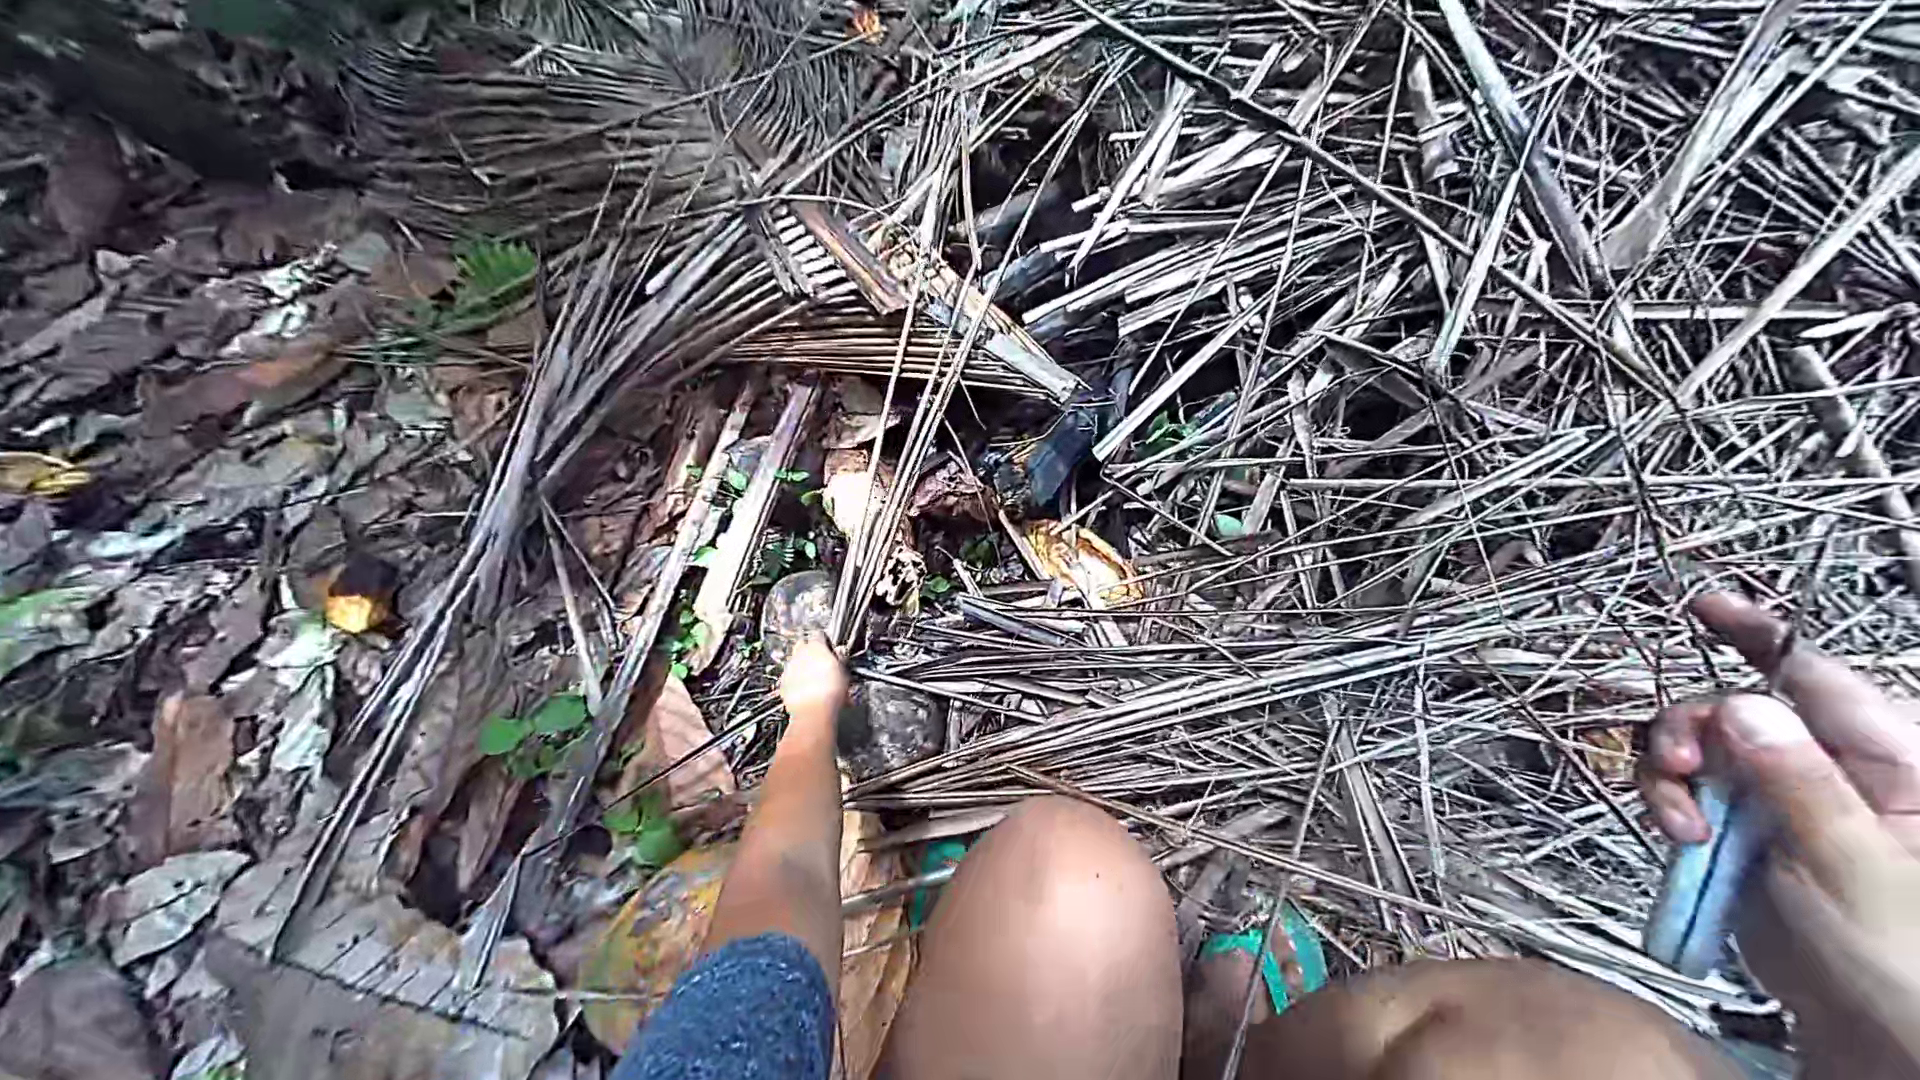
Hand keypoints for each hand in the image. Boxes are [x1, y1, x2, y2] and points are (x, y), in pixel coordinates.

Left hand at [779, 634, 847, 725]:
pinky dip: (796, 680)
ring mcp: (790, 668)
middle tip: (821, 661)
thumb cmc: (830, 692)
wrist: (814, 712)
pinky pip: (789, 676)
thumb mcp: (844, 672)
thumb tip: (840, 654)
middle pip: (803, 645)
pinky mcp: (783, 683)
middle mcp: (800, 654)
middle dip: (810, 650)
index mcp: (816, 647)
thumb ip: (840, 659)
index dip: (825, 641)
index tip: (829, 647)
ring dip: (802, 666)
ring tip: (815, 678)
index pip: (818, 635)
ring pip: (795, 661)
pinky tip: (806, 689)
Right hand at [1641, 592, 1919, 1078]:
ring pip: (1696, 746)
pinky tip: (1676, 833)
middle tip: (1678, 770)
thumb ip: (1802, 784)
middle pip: (1735, 711)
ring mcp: (1779, 799)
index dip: (1761, 638)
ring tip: (1678, 822)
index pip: (1824, 683)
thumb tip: (1745, 703)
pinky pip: (1680, 785)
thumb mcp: (1859, 871)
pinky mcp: (1738, 824)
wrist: (1881, 1039)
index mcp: (1896, 773)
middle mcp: (1830, 772)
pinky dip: (1665, 800)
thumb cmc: (1907, 964)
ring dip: (1668, 772)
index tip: (1702, 604)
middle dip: (1690, 730)